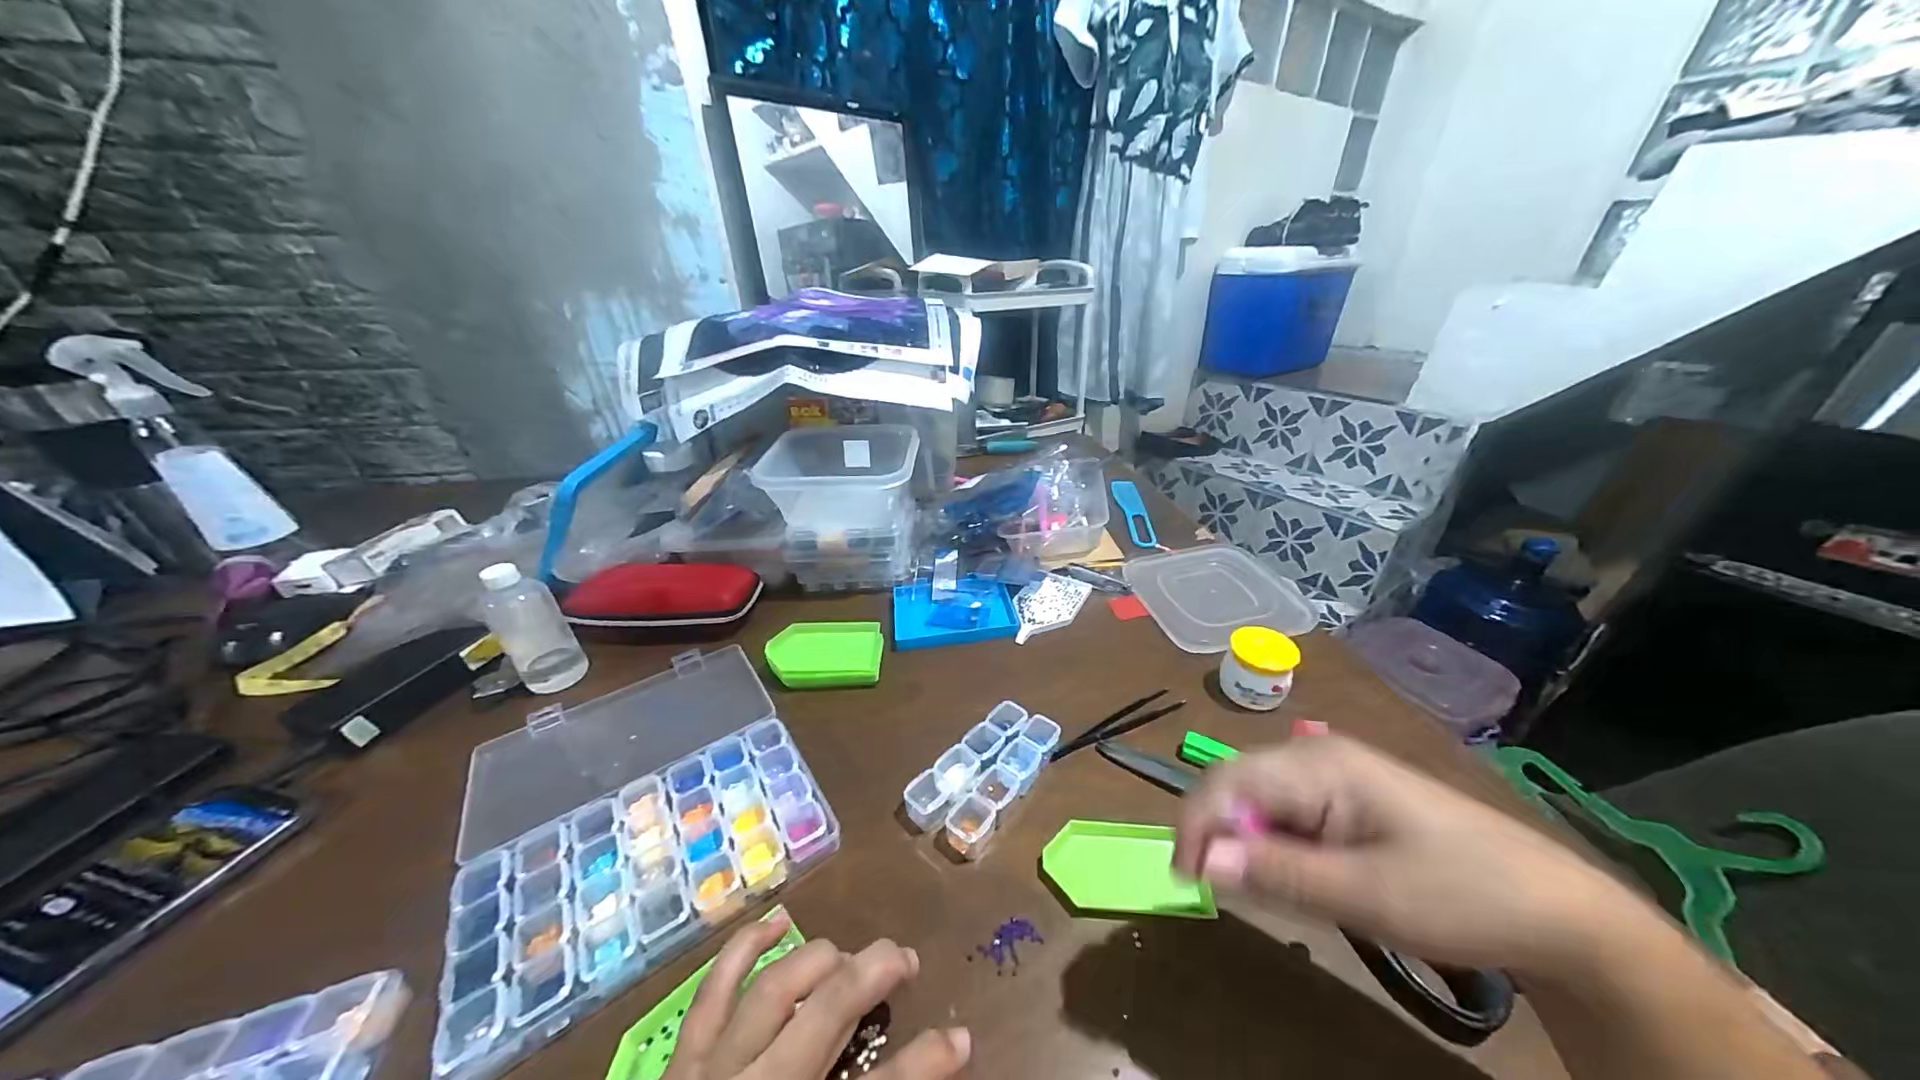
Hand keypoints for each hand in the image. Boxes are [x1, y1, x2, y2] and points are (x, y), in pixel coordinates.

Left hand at [662, 912, 970, 1079]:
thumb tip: (938, 1058)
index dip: (925, 1062)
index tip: (959, 1037)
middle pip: (826, 1015)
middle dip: (872, 975)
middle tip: (905, 960)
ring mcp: (714, 1068)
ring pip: (776, 989)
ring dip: (821, 962)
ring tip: (850, 956)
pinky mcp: (682, 1059)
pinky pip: (714, 990)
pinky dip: (746, 948)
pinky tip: (776, 920)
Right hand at [1171, 733, 1640, 975]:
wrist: (1559, 913)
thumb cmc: (1463, 894)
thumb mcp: (1367, 894)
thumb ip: (1278, 873)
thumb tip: (1201, 861)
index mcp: (1318, 764)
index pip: (1227, 780)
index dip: (1197, 825)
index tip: (1185, 880)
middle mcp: (1315, 758)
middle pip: (1237, 787)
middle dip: (1220, 836)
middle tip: (1222, 894)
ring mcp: (1331, 778)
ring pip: (1258, 804)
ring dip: (1248, 847)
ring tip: (1263, 894)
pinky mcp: (1344, 802)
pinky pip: (1286, 819)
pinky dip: (1275, 851)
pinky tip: (1297, 881)